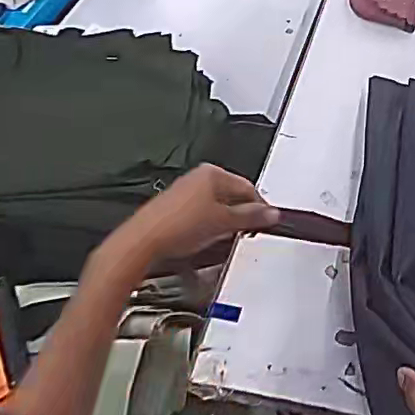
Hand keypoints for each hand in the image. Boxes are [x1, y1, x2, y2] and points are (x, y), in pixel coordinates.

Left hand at [111, 164, 278, 264]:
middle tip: (247, 232)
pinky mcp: (175, 209)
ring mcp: (185, 193)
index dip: (259, 207)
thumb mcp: (224, 222)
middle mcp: (198, 178)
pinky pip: (201, 215)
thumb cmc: (176, 225)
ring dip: (225, 223)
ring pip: (216, 207)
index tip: (266, 222)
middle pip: (232, 197)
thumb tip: (270, 213)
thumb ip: (251, 217)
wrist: (143, 242)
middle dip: (241, 216)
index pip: (248, 187)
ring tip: (225, 238)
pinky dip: (208, 227)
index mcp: (212, 173)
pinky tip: (206, 240)